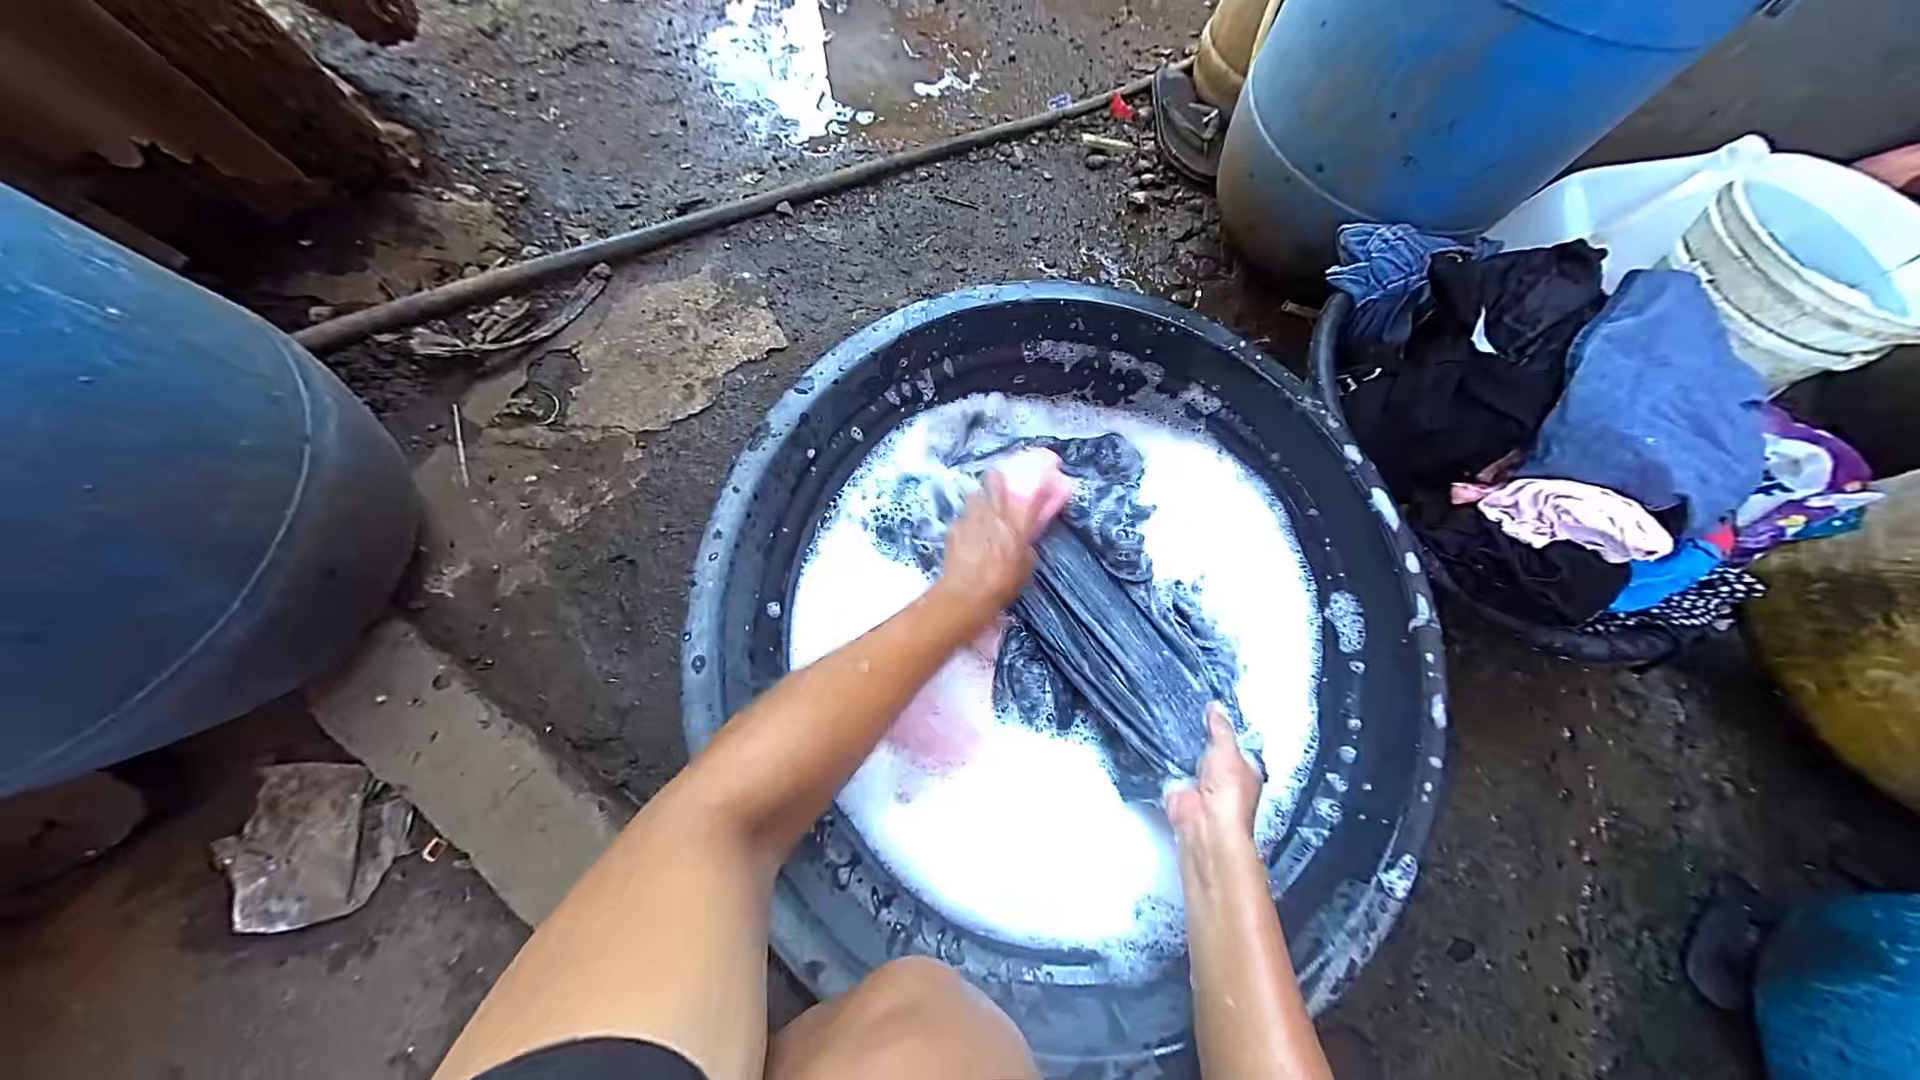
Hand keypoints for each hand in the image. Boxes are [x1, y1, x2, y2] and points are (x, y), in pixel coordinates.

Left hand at [933, 449, 1071, 624]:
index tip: (1039, 469)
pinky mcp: (953, 528)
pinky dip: (966, 521)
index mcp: (1015, 524)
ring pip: (975, 495)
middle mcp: (992, 514)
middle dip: (998, 477)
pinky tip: (967, 532)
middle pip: (994, 481)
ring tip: (980, 508)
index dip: (1034, 478)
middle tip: (999, 480)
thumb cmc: (1001, 585)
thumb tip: (1024, 539)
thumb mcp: (1025, 567)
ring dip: (979, 498)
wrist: (965, 595)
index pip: (1026, 492)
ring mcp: (969, 519)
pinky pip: (962, 517)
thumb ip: (1026, 546)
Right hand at [1165, 704, 1262, 842]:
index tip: (1208, 705)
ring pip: (1191, 756)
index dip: (1224, 725)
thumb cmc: (1228, 789)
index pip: (1235, 742)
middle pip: (1211, 749)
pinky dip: (1166, 755)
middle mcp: (1225, 777)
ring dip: (1182, 744)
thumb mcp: (1227, 750)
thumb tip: (1216, 706)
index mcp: (1245, 769)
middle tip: (1185, 706)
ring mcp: (1201, 783)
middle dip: (1200, 734)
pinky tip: (1158, 736)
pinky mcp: (1180, 788)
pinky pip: (1173, 766)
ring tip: (1168, 715)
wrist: (1204, 821)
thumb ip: (1220, 728)